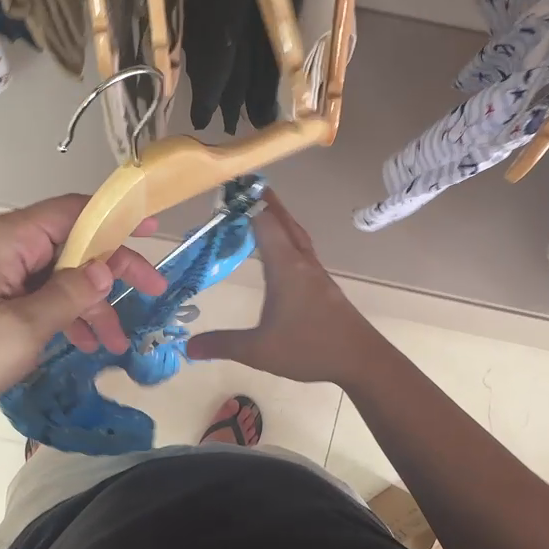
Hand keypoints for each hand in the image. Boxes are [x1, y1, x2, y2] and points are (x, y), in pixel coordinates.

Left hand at [0, 195, 166, 423]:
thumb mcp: (24, 329)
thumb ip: (68, 295)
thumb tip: (103, 271)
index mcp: (7, 238)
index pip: (73, 211)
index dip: (116, 218)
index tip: (155, 231)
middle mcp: (3, 245)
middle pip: (71, 244)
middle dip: (111, 271)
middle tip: (152, 294)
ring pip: (59, 275)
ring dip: (90, 304)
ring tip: (116, 342)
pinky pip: (40, 295)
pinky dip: (65, 315)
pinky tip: (85, 343)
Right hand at [186, 190, 385, 385]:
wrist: (360, 359)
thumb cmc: (309, 348)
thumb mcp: (259, 350)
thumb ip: (223, 345)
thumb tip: (188, 347)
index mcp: (286, 268)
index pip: (265, 224)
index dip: (248, 206)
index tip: (231, 192)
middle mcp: (303, 263)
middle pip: (285, 223)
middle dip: (267, 205)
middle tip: (250, 189)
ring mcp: (317, 275)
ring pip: (298, 237)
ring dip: (282, 222)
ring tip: (267, 214)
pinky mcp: (326, 288)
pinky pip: (304, 253)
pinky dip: (291, 242)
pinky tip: (286, 256)